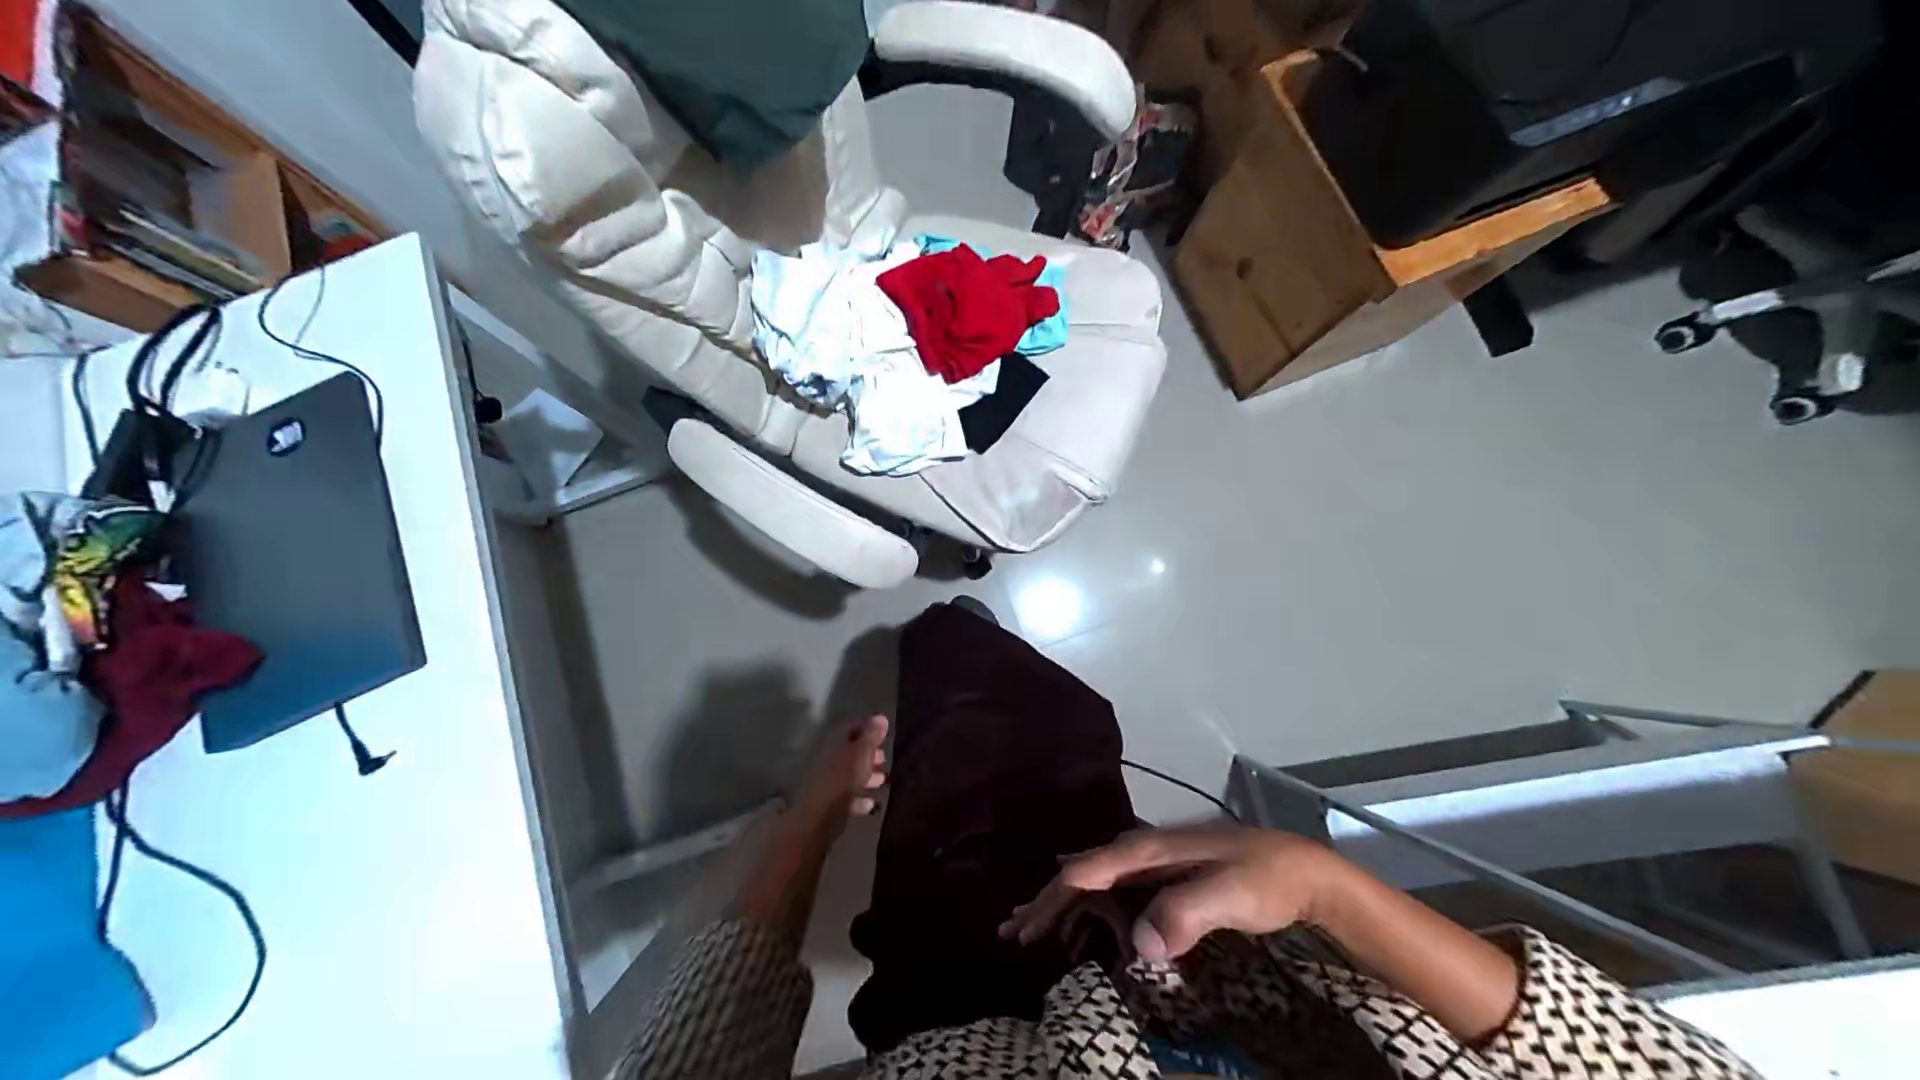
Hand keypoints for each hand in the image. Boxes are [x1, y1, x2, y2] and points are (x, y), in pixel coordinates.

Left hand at [792, 714, 888, 842]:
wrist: (817, 816)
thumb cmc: (842, 778)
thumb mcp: (862, 753)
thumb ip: (872, 736)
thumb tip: (881, 717)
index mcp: (833, 741)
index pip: (851, 726)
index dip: (868, 728)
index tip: (884, 735)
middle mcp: (826, 757)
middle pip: (850, 751)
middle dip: (869, 755)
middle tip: (884, 760)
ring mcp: (825, 780)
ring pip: (848, 774)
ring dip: (866, 776)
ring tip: (882, 781)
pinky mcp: (826, 802)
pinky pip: (845, 796)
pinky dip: (858, 798)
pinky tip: (870, 804)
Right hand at [999, 824, 1349, 960]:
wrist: (1303, 872)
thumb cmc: (1266, 878)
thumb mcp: (1230, 893)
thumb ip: (1185, 912)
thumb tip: (1138, 943)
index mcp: (1149, 851)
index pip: (1089, 870)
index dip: (1055, 897)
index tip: (1027, 927)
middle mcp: (1143, 854)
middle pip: (1083, 874)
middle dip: (1046, 901)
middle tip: (1012, 931)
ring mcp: (1153, 867)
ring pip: (1094, 884)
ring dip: (1060, 905)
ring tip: (1030, 927)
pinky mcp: (1165, 883)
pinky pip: (1113, 894)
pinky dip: (1086, 908)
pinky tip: (1077, 919)